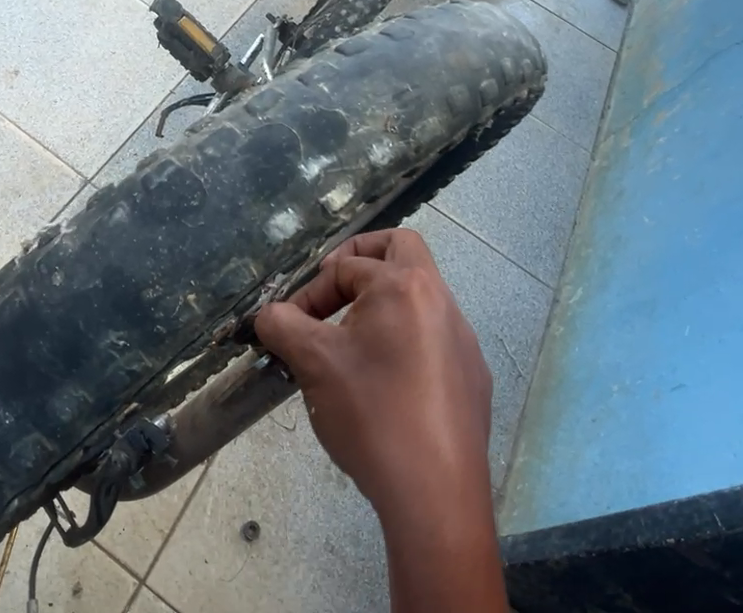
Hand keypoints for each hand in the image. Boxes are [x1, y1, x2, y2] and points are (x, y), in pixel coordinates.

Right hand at [254, 229, 506, 612]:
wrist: (435, 494)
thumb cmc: (371, 414)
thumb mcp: (313, 364)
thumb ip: (283, 326)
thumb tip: (269, 315)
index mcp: (404, 285)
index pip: (346, 267)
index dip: (309, 291)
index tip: (289, 326)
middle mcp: (442, 300)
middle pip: (401, 248)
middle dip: (360, 260)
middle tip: (331, 292)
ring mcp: (463, 340)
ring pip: (419, 296)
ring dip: (381, 306)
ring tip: (350, 346)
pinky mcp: (473, 376)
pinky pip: (434, 338)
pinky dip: (404, 341)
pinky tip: (384, 385)